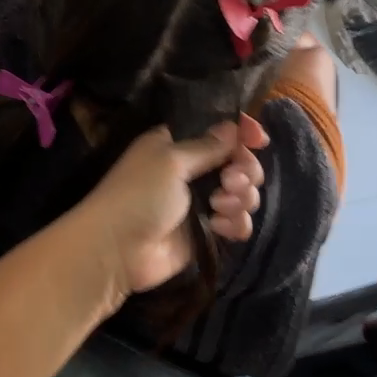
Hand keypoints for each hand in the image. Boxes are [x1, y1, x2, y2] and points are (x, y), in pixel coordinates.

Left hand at [72, 118, 268, 296]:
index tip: (259, 140)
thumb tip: (234, 127)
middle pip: (237, 161)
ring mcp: (201, 201)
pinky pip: (237, 222)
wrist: (118, 250)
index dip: (242, 133)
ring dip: (240, 198)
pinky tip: (220, 227)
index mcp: (178, 143)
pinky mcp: (207, 231)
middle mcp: (192, 168)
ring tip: (219, 206)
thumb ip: (207, 146)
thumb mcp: (171, 161)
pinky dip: (236, 224)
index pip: (218, 131)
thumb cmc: (139, 194)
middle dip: (243, 170)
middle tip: (230, 181)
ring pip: (242, 193)